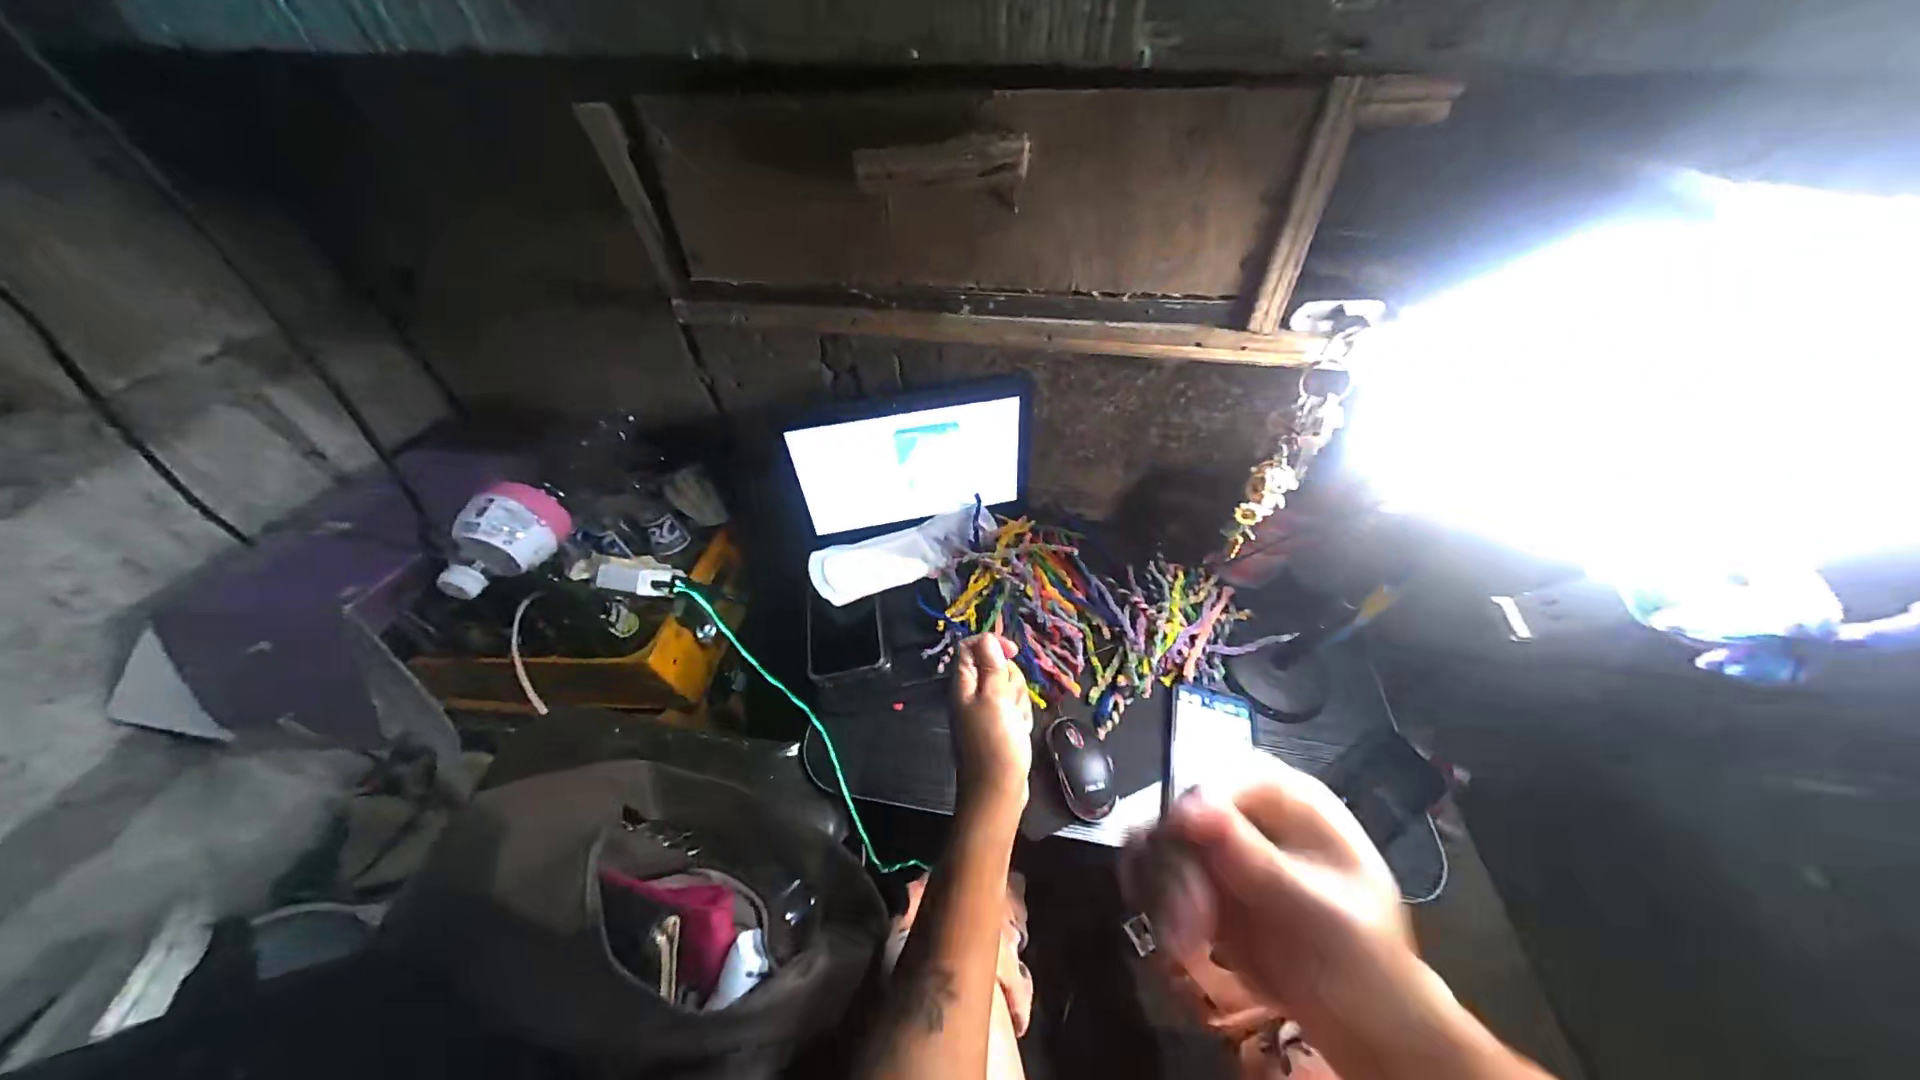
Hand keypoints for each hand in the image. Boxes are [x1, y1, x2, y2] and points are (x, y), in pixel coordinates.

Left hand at [948, 633, 1033, 815]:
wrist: (998, 790)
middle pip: (996, 666)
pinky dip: (1021, 716)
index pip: (971, 647)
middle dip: (1011, 679)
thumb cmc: (995, 744)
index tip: (1013, 653)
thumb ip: (991, 667)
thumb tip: (987, 637)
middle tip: (1009, 701)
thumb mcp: (994, 699)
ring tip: (1015, 721)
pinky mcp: (1001, 724)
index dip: (992, 643)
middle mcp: (973, 693)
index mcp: (964, 684)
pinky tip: (1019, 731)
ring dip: (1018, 700)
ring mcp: (988, 709)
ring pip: (1009, 686)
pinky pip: (1016, 707)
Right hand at [1148, 760, 1412, 1021]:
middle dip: (1176, 867)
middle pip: (1181, 810)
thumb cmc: (1360, 957)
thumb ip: (1259, 861)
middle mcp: (1243, 808)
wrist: (1358, 1016)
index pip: (1223, 781)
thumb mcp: (1321, 911)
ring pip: (1158, 838)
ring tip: (1179, 942)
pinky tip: (1166, 930)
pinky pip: (1151, 867)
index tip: (1176, 846)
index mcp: (1288, 797)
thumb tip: (1193, 807)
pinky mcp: (1192, 872)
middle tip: (1187, 927)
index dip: (1193, 809)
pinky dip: (1149, 895)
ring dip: (1159, 888)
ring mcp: (1213, 839)